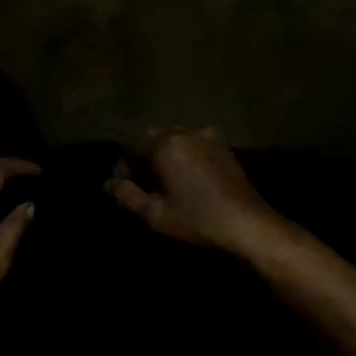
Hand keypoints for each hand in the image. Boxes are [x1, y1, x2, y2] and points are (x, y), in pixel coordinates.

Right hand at [105, 127, 286, 254]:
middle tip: (142, 187)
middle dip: (142, 160)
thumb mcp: (154, 214)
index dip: (122, 169)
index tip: (123, 190)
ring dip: (163, 156)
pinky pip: (193, 144)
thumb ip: (126, 196)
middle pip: (151, 139)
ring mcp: (207, 136)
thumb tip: (107, 184)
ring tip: (164, 183)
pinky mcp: (223, 146)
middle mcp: (184, 132)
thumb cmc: (196, 220)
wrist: (248, 224)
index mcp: (164, 144)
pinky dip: (183, 156)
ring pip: (173, 140)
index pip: (130, 148)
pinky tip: (187, 179)